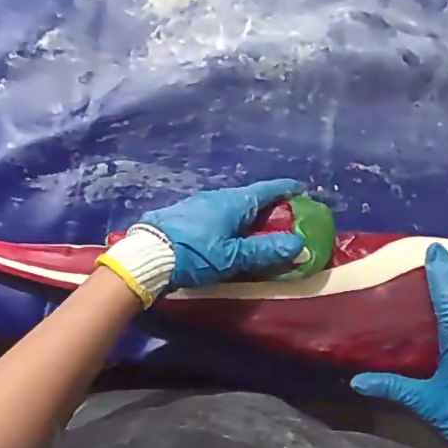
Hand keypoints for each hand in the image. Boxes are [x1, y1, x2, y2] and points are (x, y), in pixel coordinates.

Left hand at [138, 179, 306, 288]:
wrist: (146, 256)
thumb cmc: (194, 255)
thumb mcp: (233, 257)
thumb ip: (265, 251)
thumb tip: (298, 245)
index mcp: (234, 202)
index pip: (268, 189)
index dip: (287, 189)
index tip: (301, 190)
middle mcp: (216, 196)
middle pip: (248, 198)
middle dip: (266, 207)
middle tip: (281, 220)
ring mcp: (195, 204)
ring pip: (228, 207)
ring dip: (243, 217)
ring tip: (252, 231)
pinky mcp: (180, 215)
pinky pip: (212, 215)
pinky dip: (224, 223)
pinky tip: (222, 235)